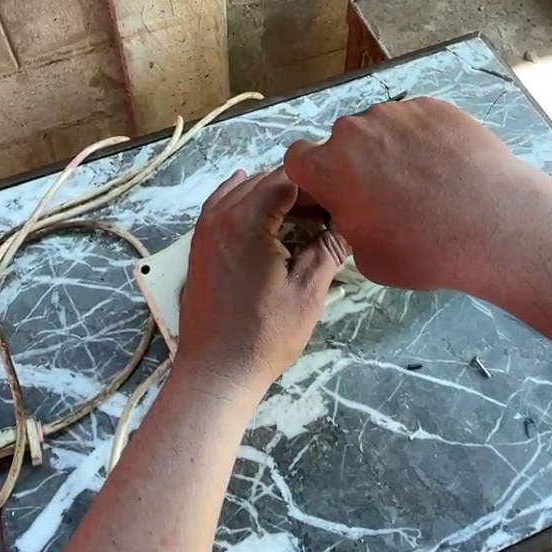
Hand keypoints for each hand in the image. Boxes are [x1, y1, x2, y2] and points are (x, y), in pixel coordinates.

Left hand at [175, 168, 350, 400]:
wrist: (215, 372)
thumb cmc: (263, 336)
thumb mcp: (307, 292)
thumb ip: (329, 249)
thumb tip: (351, 224)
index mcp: (246, 221)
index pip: (287, 180)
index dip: (317, 185)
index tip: (340, 199)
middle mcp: (221, 216)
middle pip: (265, 181)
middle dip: (298, 189)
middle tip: (328, 209)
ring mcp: (206, 228)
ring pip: (244, 190)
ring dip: (273, 194)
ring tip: (304, 214)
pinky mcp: (200, 243)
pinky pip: (222, 204)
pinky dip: (244, 198)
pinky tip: (257, 197)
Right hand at [283, 97, 550, 292]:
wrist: (495, 224)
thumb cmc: (426, 250)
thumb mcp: (369, 258)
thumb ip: (349, 224)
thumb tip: (357, 211)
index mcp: (328, 168)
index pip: (297, 158)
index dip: (314, 175)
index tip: (334, 191)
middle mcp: (353, 131)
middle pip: (343, 142)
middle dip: (357, 163)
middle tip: (389, 193)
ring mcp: (395, 113)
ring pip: (381, 129)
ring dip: (392, 149)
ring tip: (427, 181)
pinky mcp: (432, 106)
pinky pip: (417, 120)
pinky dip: (425, 139)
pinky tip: (450, 167)